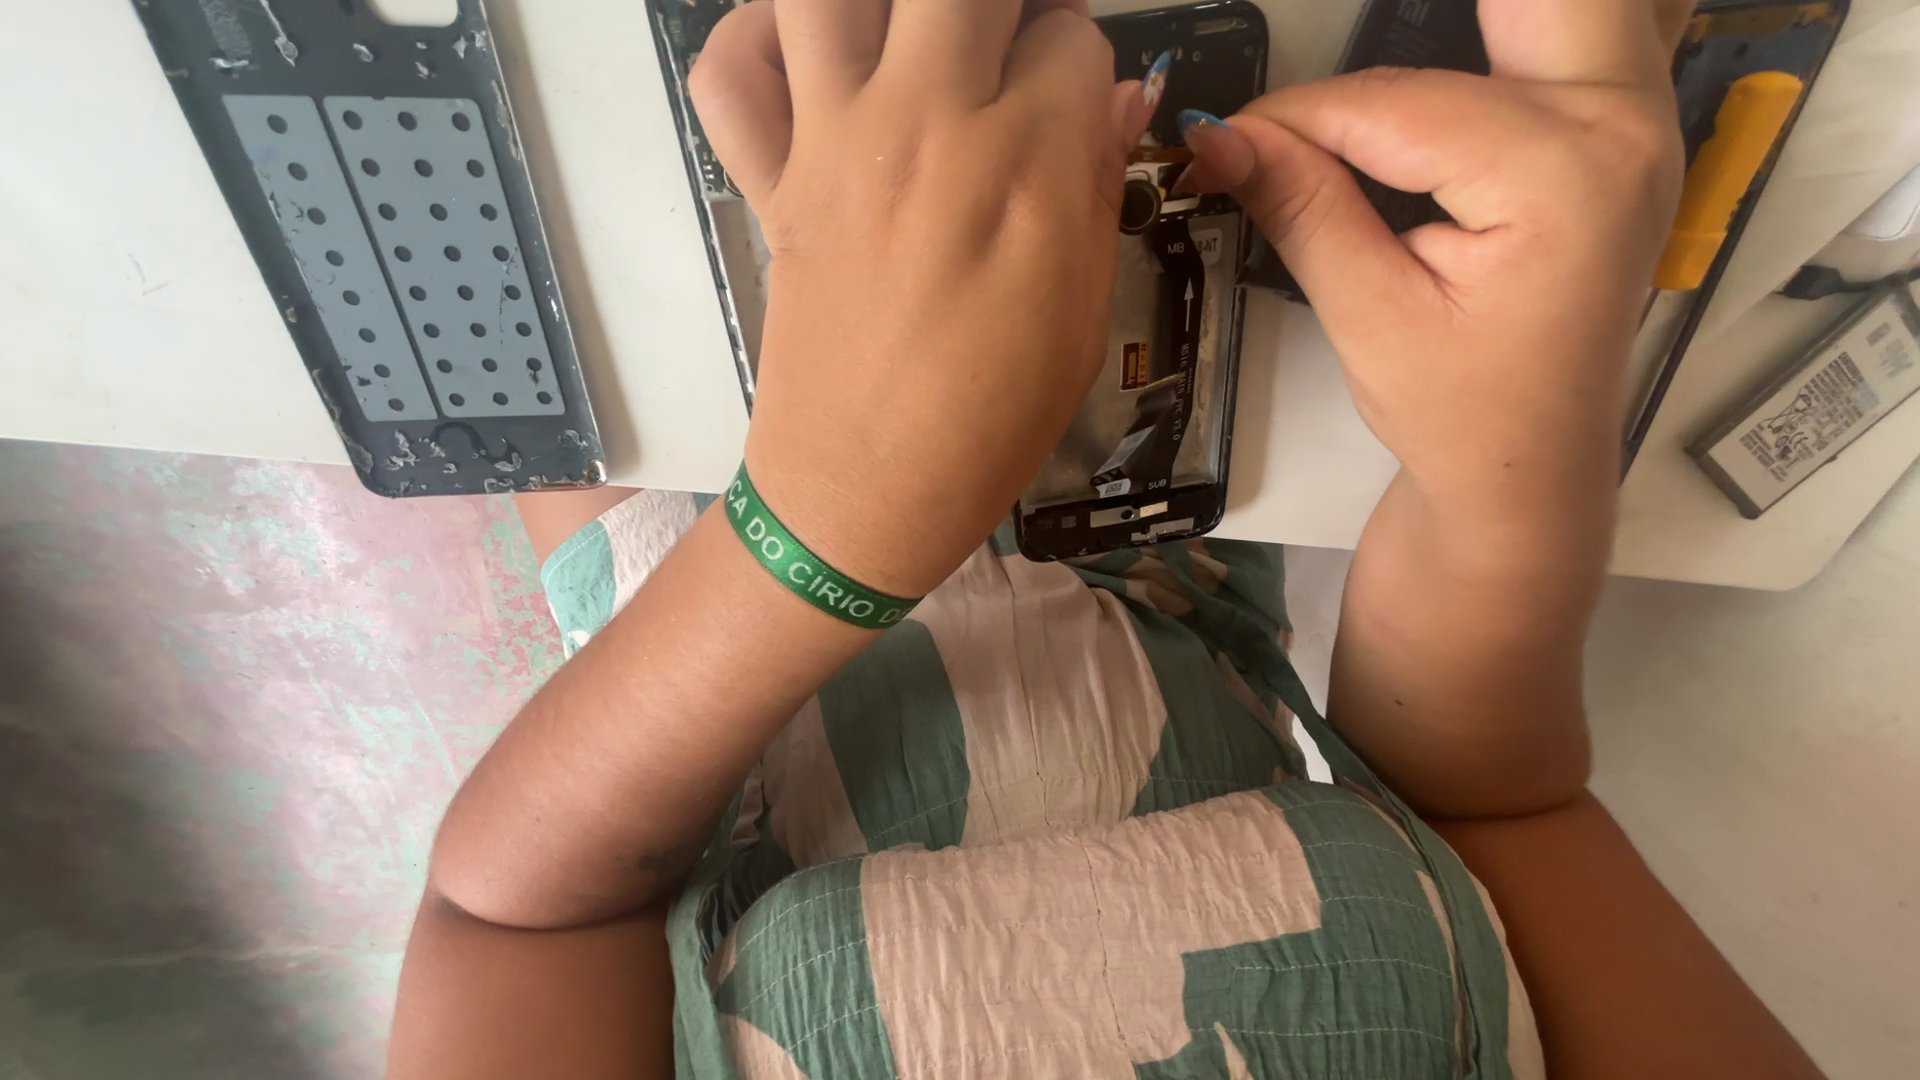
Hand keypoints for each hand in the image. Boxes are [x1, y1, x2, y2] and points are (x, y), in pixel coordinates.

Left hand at [690, 0, 1155, 597]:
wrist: (866, 493)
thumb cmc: (989, 427)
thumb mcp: (1081, 320)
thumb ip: (1096, 194)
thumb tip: (1112, 103)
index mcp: (1027, 169)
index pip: (1072, 39)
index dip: (1079, 68)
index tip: (1067, 111)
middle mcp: (926, 127)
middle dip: (1001, 2)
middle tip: (1003, 48)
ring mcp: (833, 149)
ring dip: (883, 0)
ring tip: (910, 37)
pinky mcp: (770, 186)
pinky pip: (729, 71)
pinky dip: (755, 43)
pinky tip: (807, 67)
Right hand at [1180, 0, 1686, 540]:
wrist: (1524, 466)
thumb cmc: (1452, 408)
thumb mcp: (1366, 312)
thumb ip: (1302, 209)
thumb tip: (1220, 142)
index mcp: (1559, 173)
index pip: (1394, 104)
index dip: (1295, 114)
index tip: (1222, 136)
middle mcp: (1624, 120)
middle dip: (1412, 14)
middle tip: (1318, 60)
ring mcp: (1640, 121)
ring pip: (1567, 4)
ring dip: (1477, 15)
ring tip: (1376, 27)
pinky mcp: (1622, 137)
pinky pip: (1573, 39)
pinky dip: (1506, 31)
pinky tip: (1456, 46)